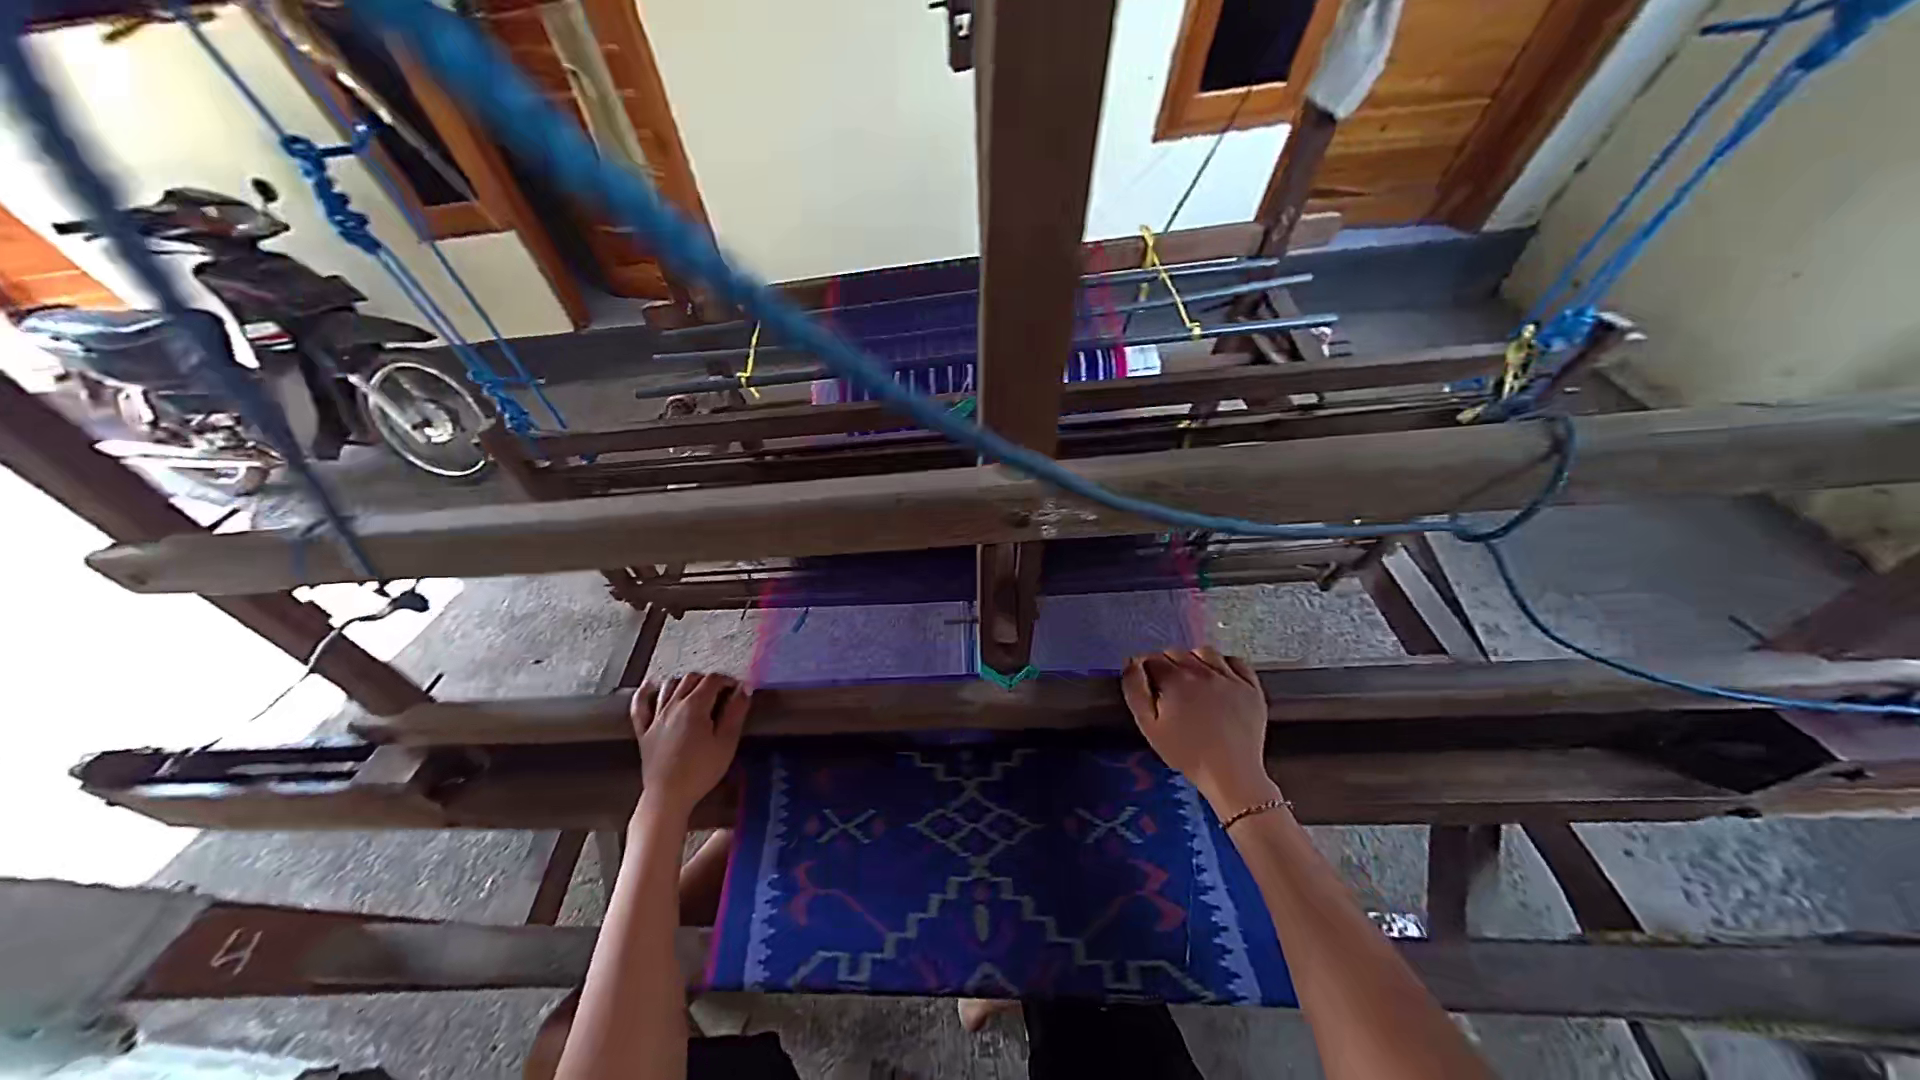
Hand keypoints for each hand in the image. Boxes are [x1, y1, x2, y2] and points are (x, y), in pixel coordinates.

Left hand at [631, 672, 750, 825]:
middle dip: (708, 680)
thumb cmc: (702, 771)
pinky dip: (646, 691)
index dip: (728, 680)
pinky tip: (653, 685)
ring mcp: (655, 717)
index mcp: (695, 706)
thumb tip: (744, 688)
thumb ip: (736, 712)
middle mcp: (673, 705)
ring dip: (684, 682)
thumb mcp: (727, 742)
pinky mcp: (643, 731)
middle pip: (691, 678)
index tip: (737, 690)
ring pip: (669, 685)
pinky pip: (640, 704)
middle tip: (721, 693)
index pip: (713, 680)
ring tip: (696, 691)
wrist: (668, 796)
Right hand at [1122, 647, 1280, 816]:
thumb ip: (1135, 690)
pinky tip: (1218, 679)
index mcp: (1175, 679)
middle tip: (1168, 689)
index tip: (1147, 685)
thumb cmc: (1186, 753)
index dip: (1145, 670)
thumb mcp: (1149, 726)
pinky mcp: (1251, 687)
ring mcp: (1230, 677)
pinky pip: (1235, 661)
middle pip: (1176, 653)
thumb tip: (1131, 663)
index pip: (1151, 659)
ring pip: (1205, 652)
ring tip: (1192, 681)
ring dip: (1193, 660)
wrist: (1231, 774)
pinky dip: (1224, 664)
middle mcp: (1203, 671)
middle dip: (1166, 665)